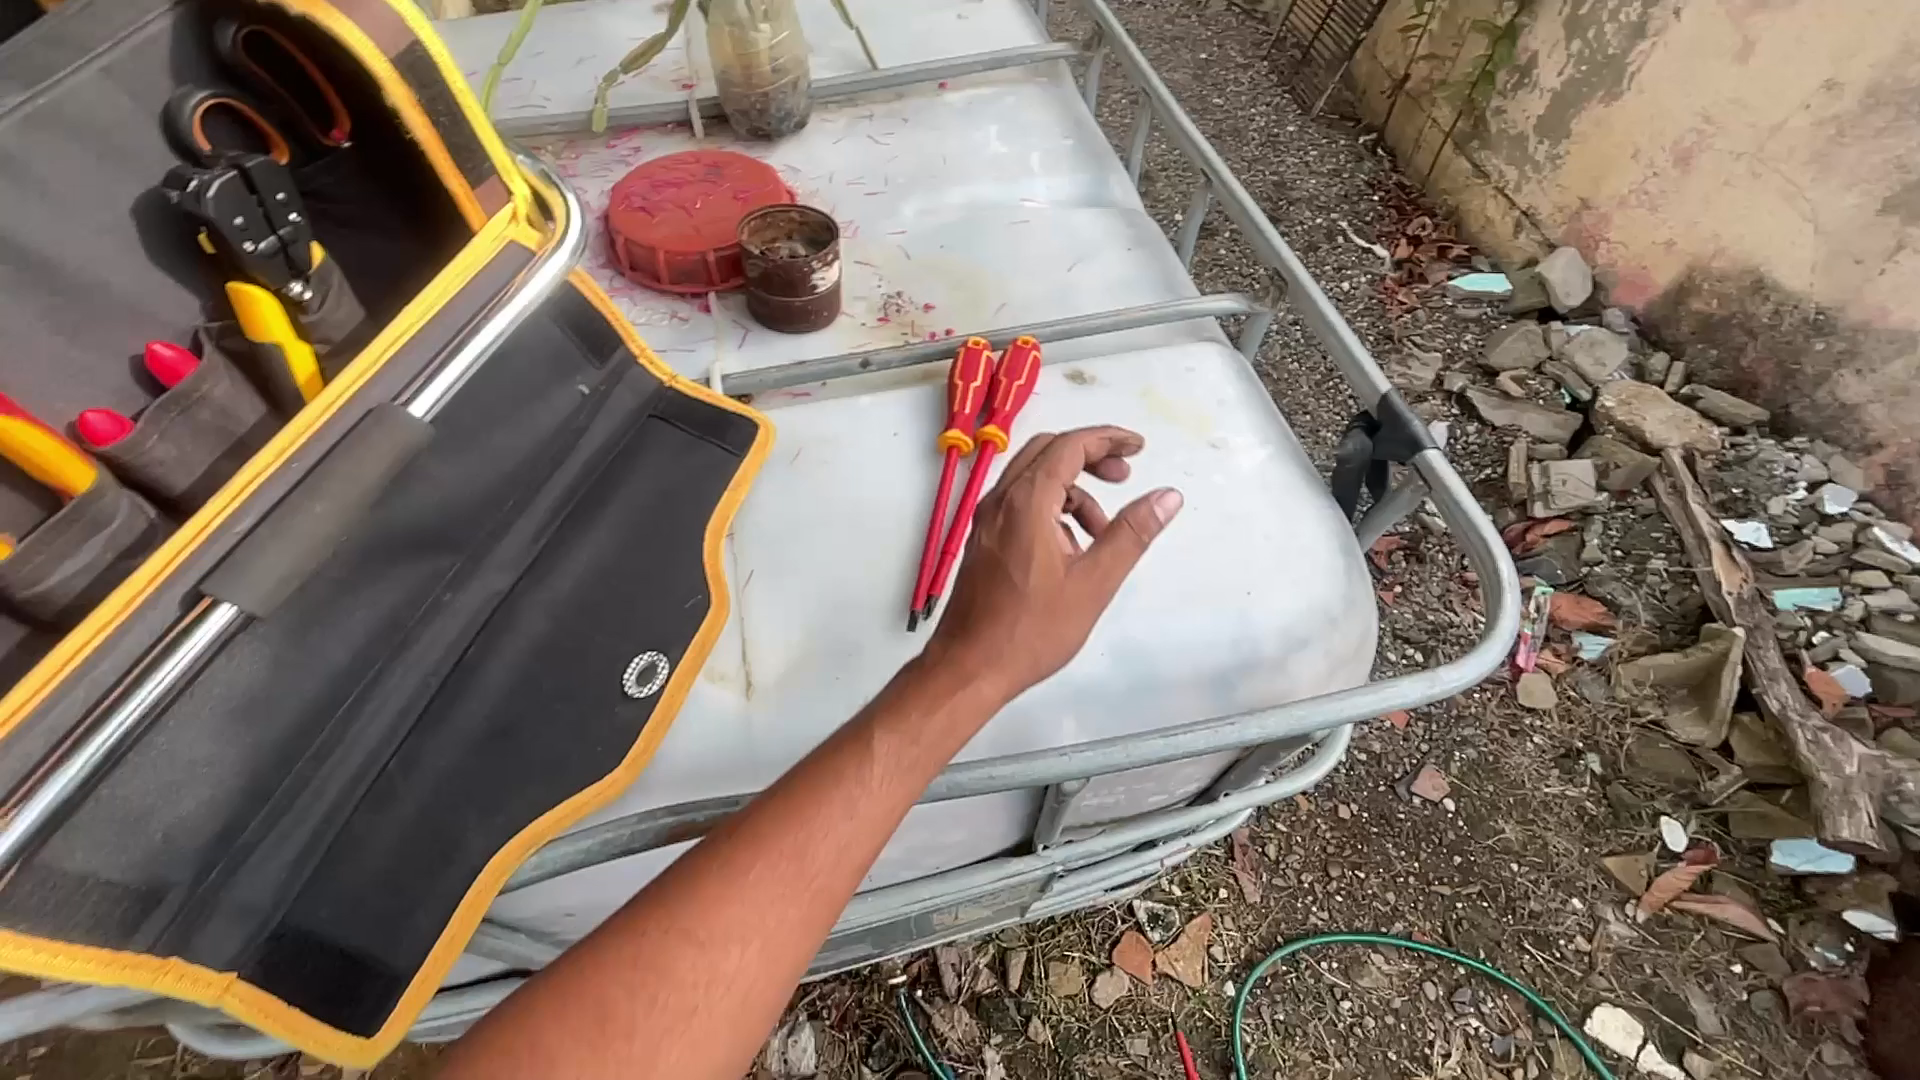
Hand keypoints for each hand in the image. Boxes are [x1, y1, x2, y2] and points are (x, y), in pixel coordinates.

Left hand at [926, 426, 1182, 704]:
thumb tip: (1167, 496)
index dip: (1107, 439)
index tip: (1138, 448)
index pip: (1069, 446)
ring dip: (1072, 491)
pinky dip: (1051, 511)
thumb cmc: (1031, 630)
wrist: (969, 667)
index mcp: (1026, 502)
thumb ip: (1131, 534)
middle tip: (1124, 477)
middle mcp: (1000, 502)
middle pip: (1047, 453)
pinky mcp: (983, 542)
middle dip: (1089, 457)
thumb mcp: (1094, 583)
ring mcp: (986, 522)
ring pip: (1032, 481)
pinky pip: (1020, 506)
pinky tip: (1071, 551)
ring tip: (1103, 532)